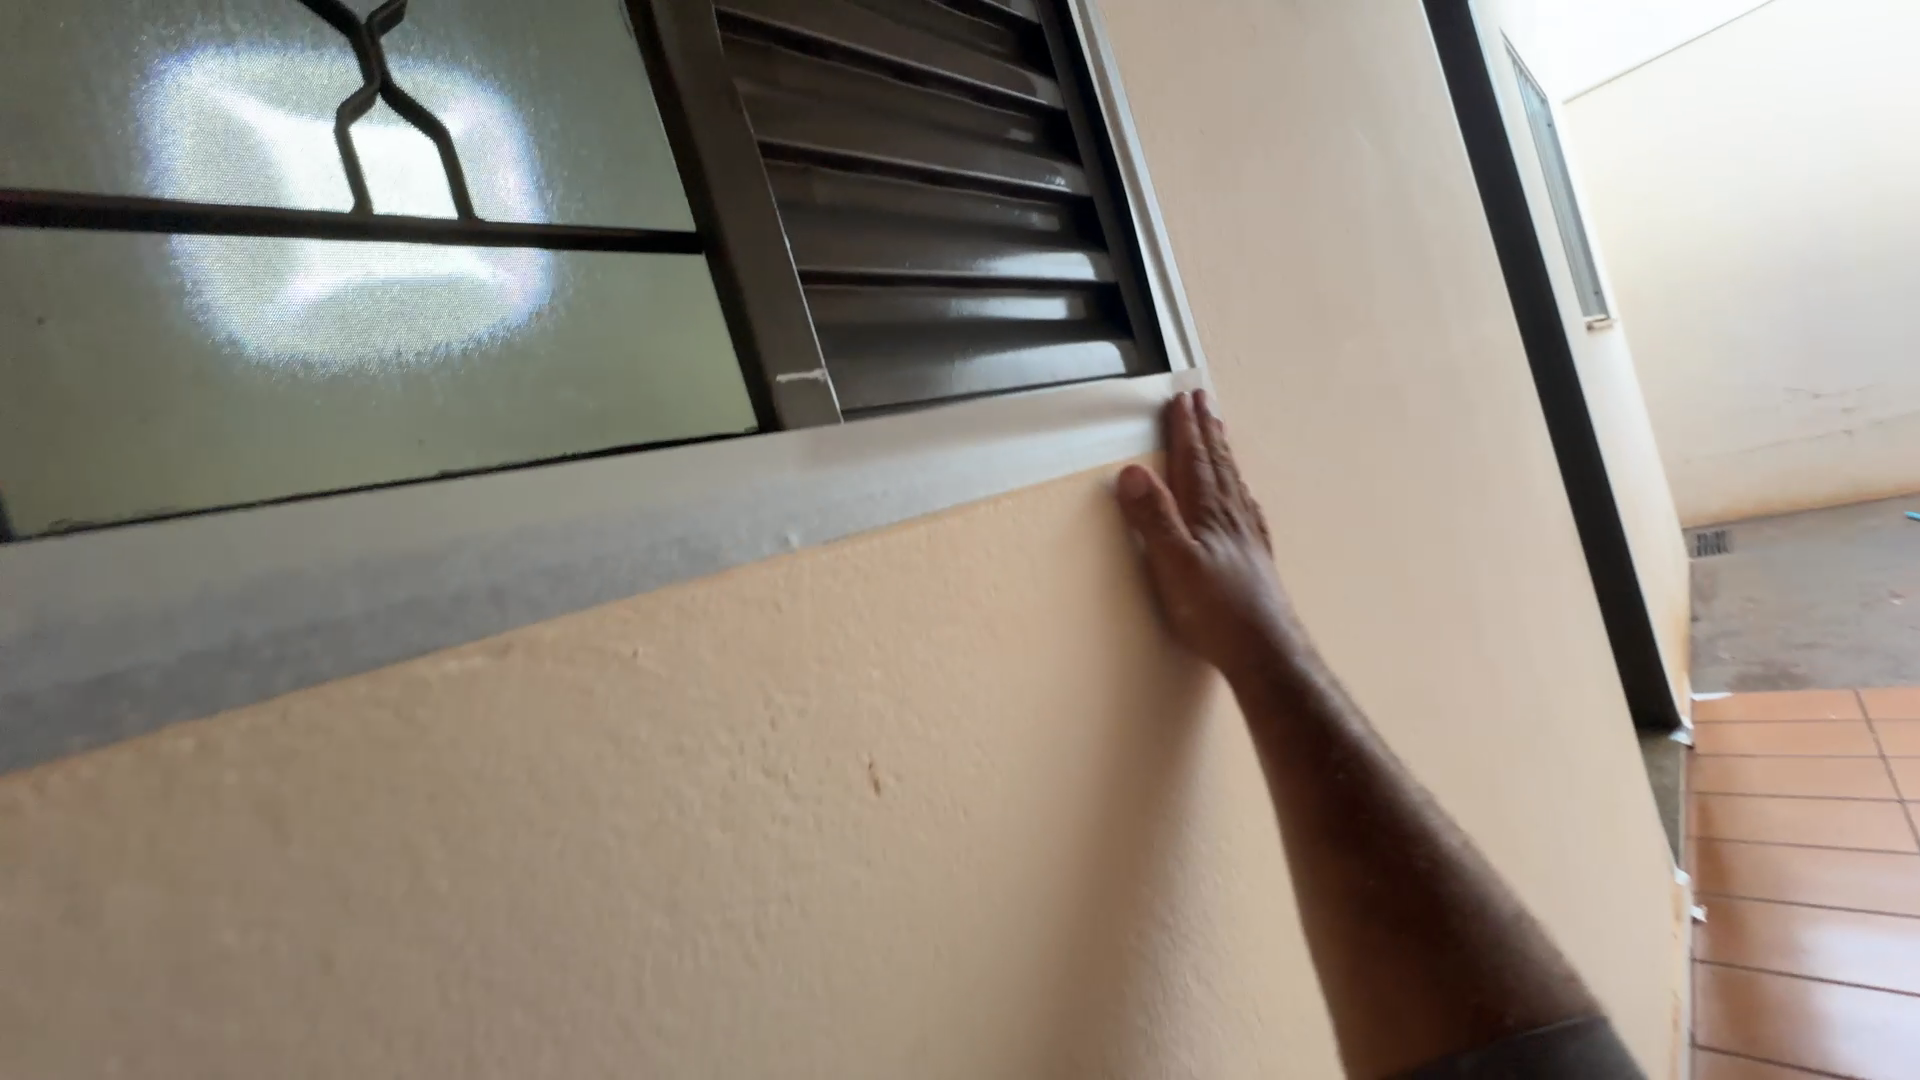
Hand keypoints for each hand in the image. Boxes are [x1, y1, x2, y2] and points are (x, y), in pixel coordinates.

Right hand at [1116, 390, 1309, 685]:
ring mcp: (1246, 535)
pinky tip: (1240, 492)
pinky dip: (1238, 487)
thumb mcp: (1174, 564)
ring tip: (1218, 430)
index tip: (1180, 399)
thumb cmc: (1216, 611)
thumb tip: (1133, 473)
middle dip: (1206, 429)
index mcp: (1208, 514)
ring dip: (1222, 451)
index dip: (1185, 429)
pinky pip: (1245, 505)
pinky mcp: (1254, 555)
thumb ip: (1154, 518)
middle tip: (1201, 398)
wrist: (1265, 650)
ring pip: (1232, 480)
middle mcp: (1231, 516)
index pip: (1194, 460)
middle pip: (1216, 462)